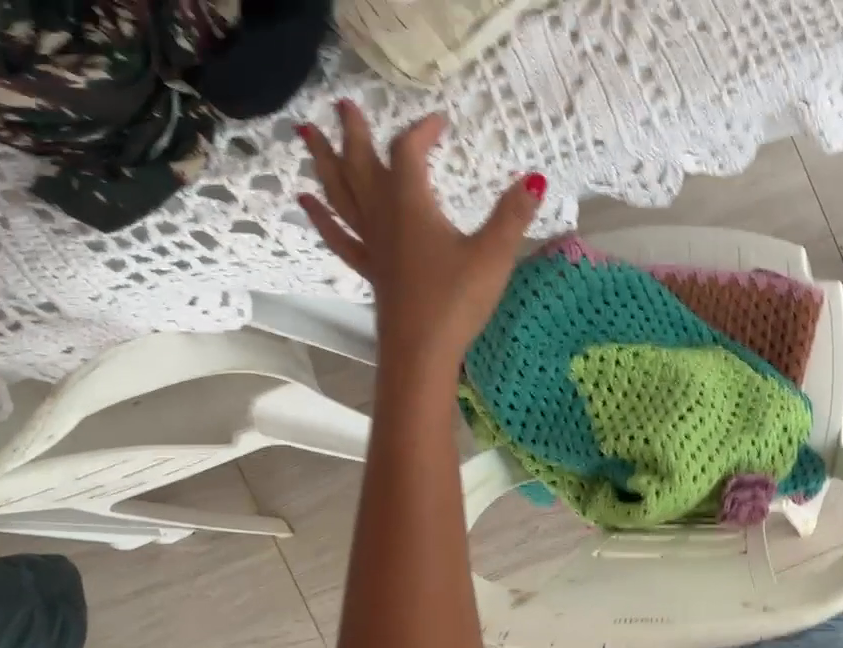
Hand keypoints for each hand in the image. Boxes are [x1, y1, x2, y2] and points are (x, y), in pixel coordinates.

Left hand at [296, 100, 543, 369]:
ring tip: (307, 134)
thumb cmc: (458, 299)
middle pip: (361, 164)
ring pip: (340, 191)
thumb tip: (535, 178)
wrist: (422, 347)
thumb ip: (513, 215)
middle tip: (343, 105)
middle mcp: (383, 215)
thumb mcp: (493, 255)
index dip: (421, 131)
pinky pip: (339, 234)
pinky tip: (309, 202)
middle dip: (354, 132)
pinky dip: (322, 215)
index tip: (438, 121)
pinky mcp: (370, 268)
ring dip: (325, 161)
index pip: (408, 153)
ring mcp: (371, 242)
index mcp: (411, 205)